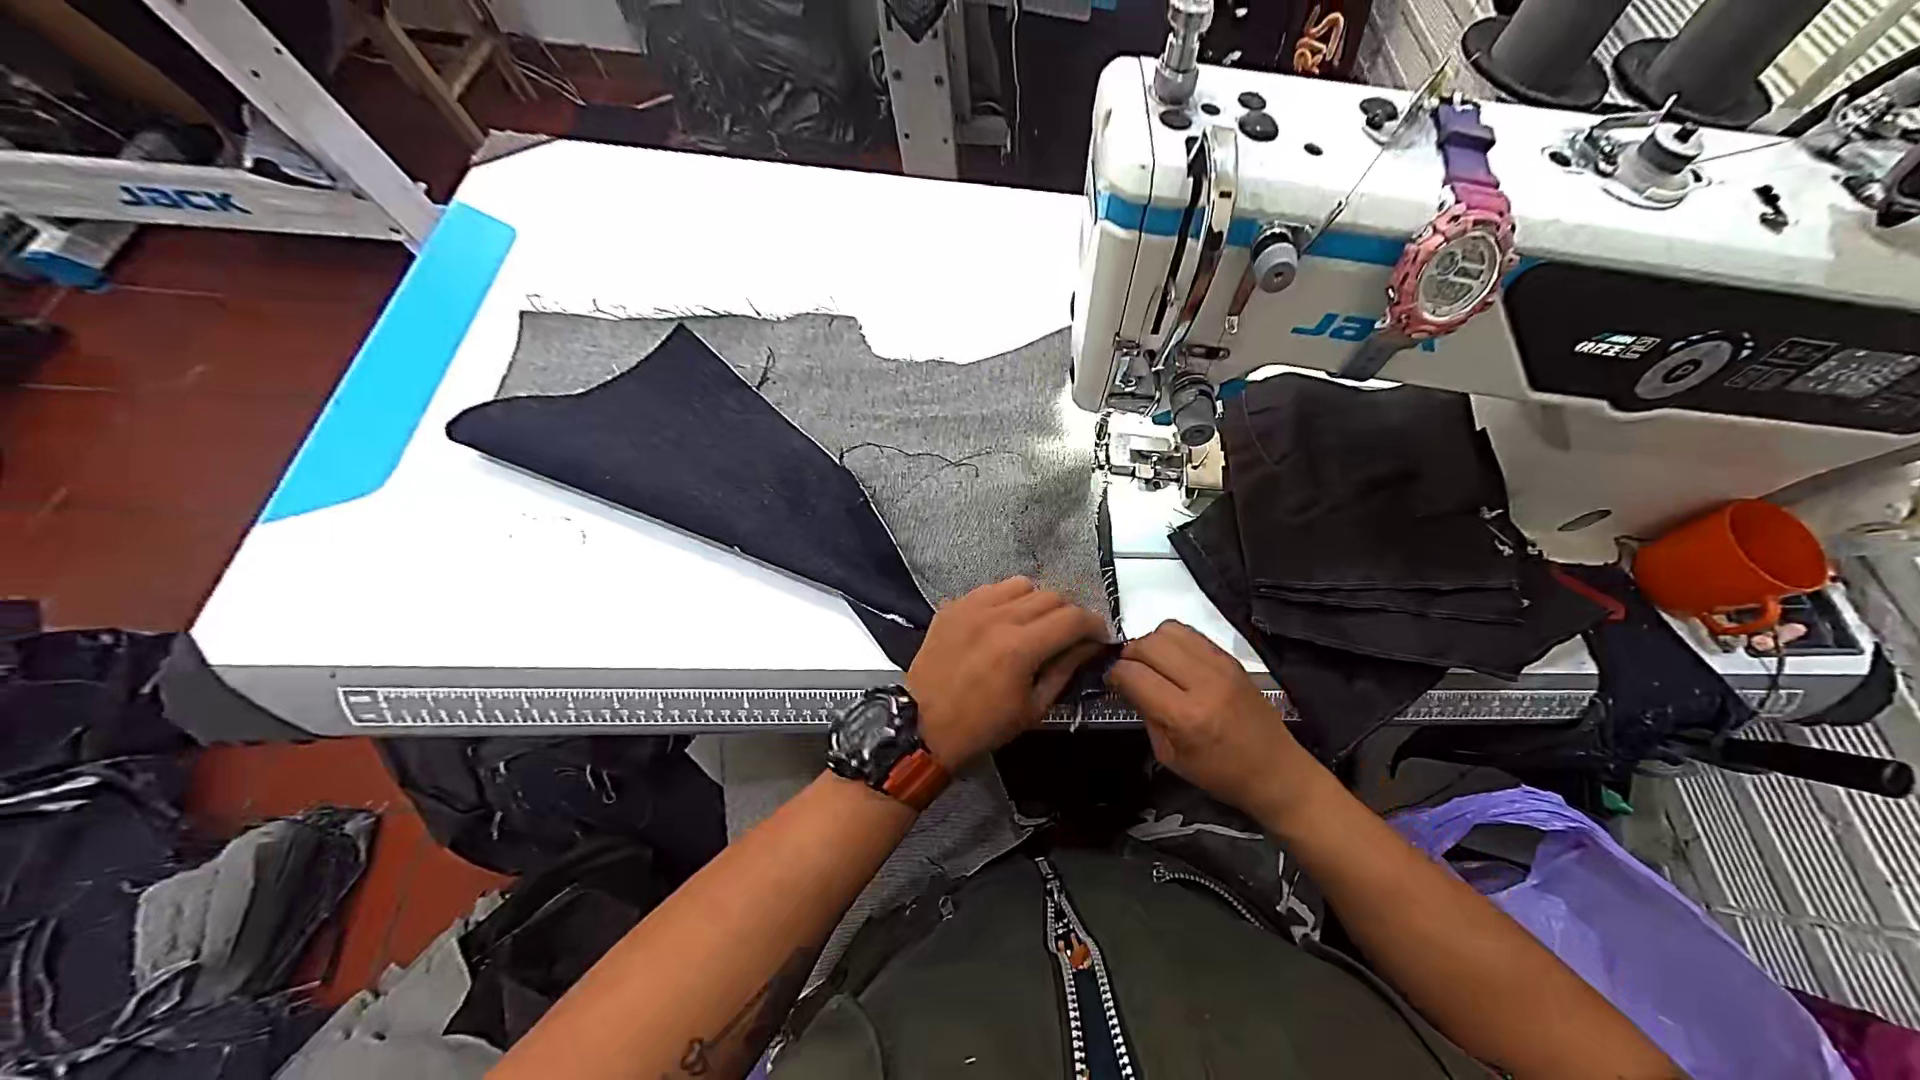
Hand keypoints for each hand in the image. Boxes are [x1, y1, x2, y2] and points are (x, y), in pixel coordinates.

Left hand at [906, 577, 1108, 770]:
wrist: (922, 725)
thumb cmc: (979, 726)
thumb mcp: (1033, 708)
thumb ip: (1065, 669)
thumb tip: (1087, 647)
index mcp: (1020, 647)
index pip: (1074, 618)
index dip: (1095, 625)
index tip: (1098, 636)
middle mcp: (997, 618)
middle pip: (1052, 596)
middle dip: (1070, 614)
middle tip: (1070, 635)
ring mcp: (971, 607)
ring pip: (1022, 584)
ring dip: (1038, 601)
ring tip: (1035, 625)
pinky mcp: (953, 607)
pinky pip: (991, 588)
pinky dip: (1006, 599)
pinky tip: (1004, 621)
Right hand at [1107, 620, 1318, 816]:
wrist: (1276, 771)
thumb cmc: (1221, 774)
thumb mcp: (1169, 755)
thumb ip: (1146, 713)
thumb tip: (1125, 684)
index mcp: (1186, 716)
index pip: (1133, 674)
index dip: (1114, 674)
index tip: (1112, 682)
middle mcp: (1204, 683)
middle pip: (1148, 645)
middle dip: (1129, 655)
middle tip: (1129, 671)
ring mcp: (1221, 666)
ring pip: (1168, 630)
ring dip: (1150, 643)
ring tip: (1151, 664)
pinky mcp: (1232, 659)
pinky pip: (1191, 633)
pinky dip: (1173, 641)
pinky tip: (1173, 661)